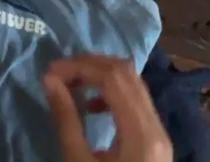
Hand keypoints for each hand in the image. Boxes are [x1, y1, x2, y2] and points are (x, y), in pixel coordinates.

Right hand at [43, 56, 172, 161]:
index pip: (112, 77)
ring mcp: (160, 136)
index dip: (79, 67)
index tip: (50, 73)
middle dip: (90, 65)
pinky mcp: (156, 144)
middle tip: (59, 73)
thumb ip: (66, 120)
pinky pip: (136, 102)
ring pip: (133, 84)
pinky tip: (92, 108)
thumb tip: (49, 79)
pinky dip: (113, 94)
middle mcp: (157, 128)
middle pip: (126, 74)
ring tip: (71, 85)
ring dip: (101, 76)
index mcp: (142, 134)